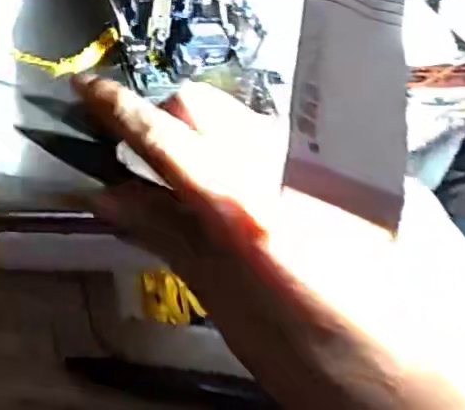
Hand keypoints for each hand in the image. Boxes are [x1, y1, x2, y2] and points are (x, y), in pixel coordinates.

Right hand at [74, 75, 464, 409]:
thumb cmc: (345, 382)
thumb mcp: (241, 319)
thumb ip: (170, 241)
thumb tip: (105, 194)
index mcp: (250, 213)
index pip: (159, 133)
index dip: (112, 105)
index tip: (80, 85)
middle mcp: (293, 172)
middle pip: (200, 102)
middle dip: (169, 120)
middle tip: (167, 167)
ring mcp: (343, 167)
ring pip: (247, 115)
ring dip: (220, 138)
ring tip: (236, 196)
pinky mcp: (384, 173)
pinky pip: (299, 140)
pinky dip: (272, 158)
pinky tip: (299, 211)